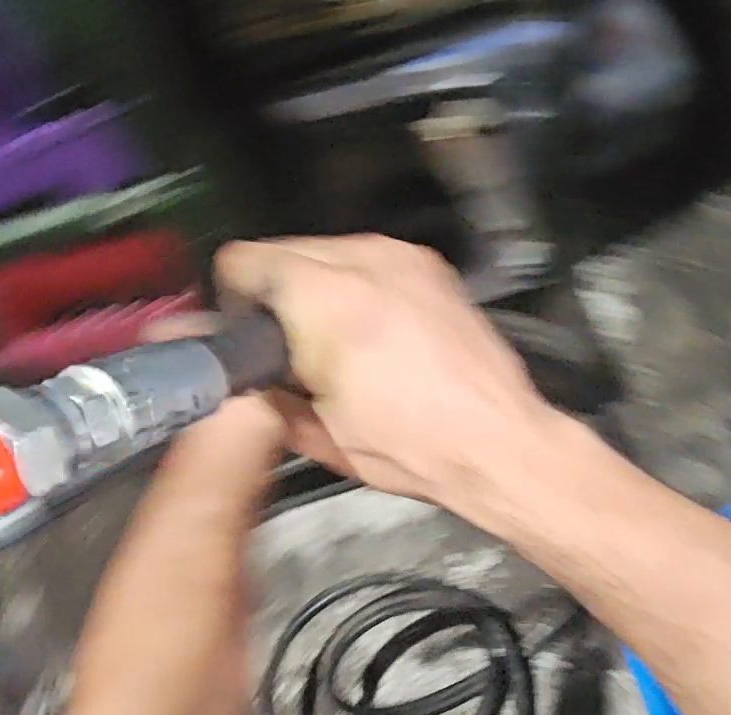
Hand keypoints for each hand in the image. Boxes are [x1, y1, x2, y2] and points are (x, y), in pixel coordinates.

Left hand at [26, 317, 285, 714]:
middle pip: (209, 444)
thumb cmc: (164, 668)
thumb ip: (217, 486)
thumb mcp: (191, 569)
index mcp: (150, 508)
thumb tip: (247, 394)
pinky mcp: (222, 596)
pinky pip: (242, 525)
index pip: (185, 417)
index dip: (221, 372)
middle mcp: (167, 523)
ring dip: (257, 442)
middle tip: (314, 361)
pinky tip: (288, 478)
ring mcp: (194, 561)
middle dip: (246, 400)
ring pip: (228, 481)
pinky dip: (263, 492)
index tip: (278, 329)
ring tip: (311, 401)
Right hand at [214, 235, 553, 504]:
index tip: (246, 331)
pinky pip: (372, 261)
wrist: (496, 443)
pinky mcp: (431, 269)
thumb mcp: (322, 436)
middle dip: (278, 296)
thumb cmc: (420, 448)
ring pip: (328, 251)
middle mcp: (366, 261)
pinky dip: (361, 288)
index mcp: (325, 300)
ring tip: (340, 345)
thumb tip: (248, 379)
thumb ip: (269, 395)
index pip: (241, 261)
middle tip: (293, 348)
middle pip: (283, 251)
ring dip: (319, 290)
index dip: (234, 301)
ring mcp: (404, 259)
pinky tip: (375, 334)